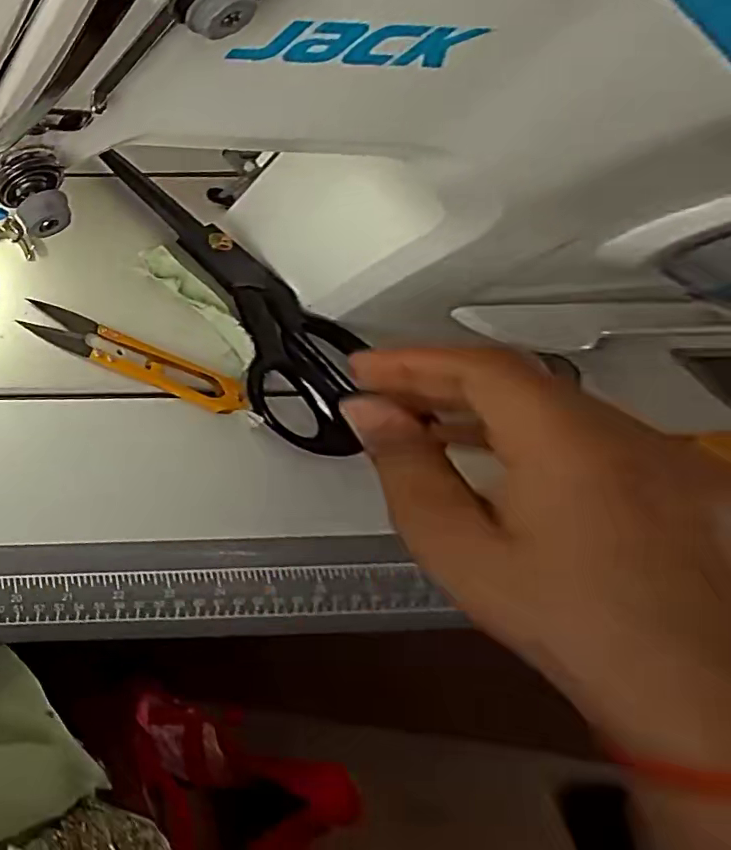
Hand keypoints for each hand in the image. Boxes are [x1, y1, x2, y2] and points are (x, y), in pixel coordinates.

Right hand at [341, 348, 730, 768]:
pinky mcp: (687, 488)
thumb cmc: (560, 618)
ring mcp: (674, 465)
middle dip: (438, 379)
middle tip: (377, 393)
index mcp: (576, 448)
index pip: (484, 370)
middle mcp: (636, 443)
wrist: (693, 694)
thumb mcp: (452, 541)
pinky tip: (486, 450)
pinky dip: (523, 427)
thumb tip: (367, 410)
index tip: (360, 368)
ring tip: (417, 420)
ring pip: (556, 405)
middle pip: (522, 381)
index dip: (412, 359)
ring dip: (478, 403)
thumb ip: (404, 465)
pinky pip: (589, 432)